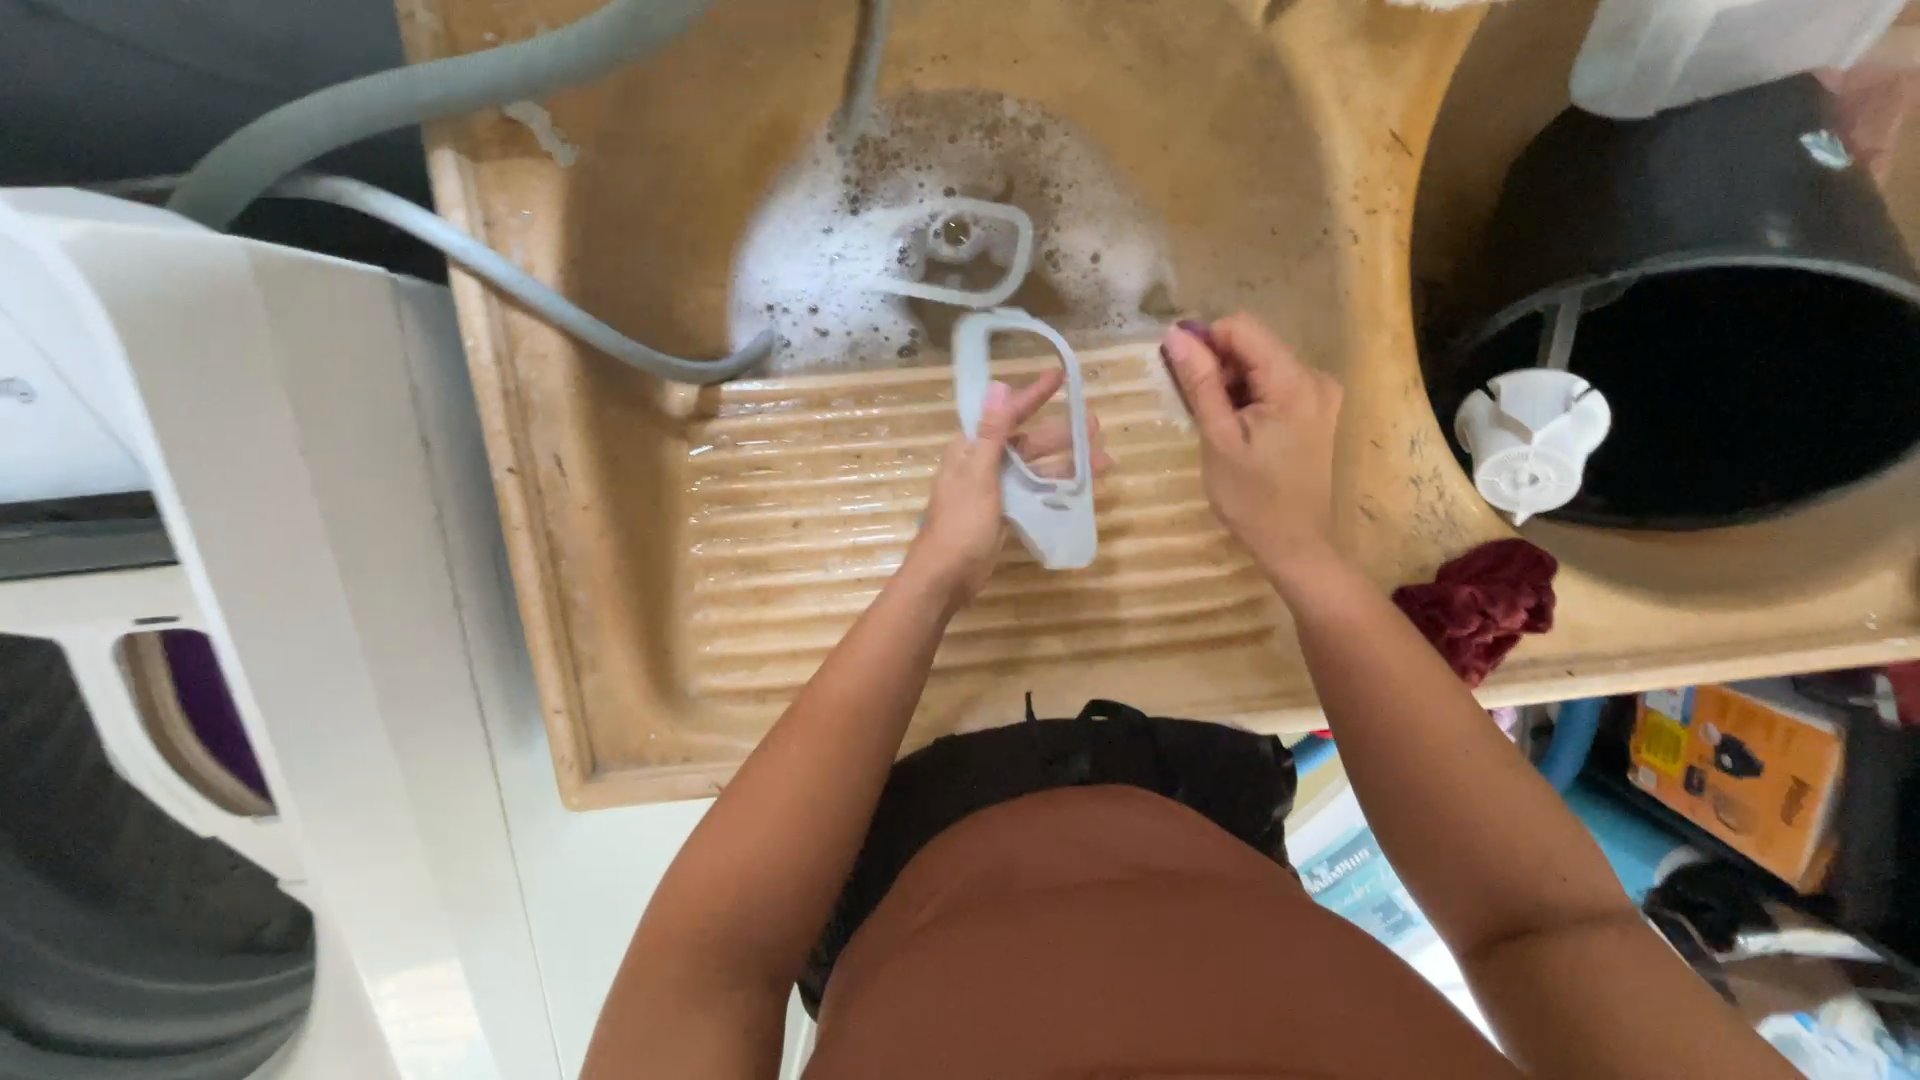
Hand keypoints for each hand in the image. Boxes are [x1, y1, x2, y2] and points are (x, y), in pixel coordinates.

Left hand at [904, 368, 1111, 607]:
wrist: (946, 576)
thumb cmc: (960, 524)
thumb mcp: (978, 474)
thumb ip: (991, 432)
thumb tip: (997, 386)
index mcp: (970, 448)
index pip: (1006, 414)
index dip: (1032, 395)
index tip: (1060, 375)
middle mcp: (982, 464)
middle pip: (1027, 442)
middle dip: (1061, 434)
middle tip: (1096, 426)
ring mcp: (994, 490)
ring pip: (1035, 469)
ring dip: (1066, 464)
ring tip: (1102, 461)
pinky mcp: (1004, 514)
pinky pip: (1034, 493)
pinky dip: (1055, 489)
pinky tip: (1080, 490)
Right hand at [1161, 314, 1343, 584]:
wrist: (1294, 543)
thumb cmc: (1251, 498)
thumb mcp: (1218, 439)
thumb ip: (1201, 383)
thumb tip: (1176, 335)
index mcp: (1294, 382)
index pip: (1243, 328)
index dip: (1206, 341)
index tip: (1181, 373)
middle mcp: (1315, 377)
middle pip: (1254, 344)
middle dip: (1218, 365)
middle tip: (1195, 406)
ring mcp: (1320, 393)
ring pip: (1261, 363)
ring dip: (1230, 383)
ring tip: (1216, 424)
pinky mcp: (1316, 408)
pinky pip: (1273, 383)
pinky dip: (1247, 396)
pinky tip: (1236, 428)